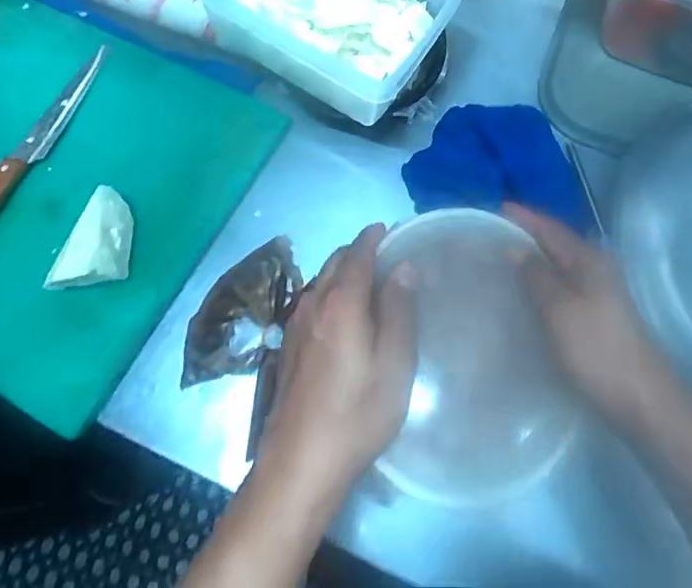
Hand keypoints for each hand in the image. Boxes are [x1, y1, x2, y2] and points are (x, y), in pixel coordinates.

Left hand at [263, 223, 416, 496]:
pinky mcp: (288, 347)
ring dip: (343, 272)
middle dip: (359, 251)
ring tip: (369, 280)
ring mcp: (295, 326)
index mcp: (341, 302)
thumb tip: (403, 266)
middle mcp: (313, 304)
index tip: (391, 227)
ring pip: (321, 282)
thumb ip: (400, 310)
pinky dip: (331, 292)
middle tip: (386, 253)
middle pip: (335, 263)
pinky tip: (343, 313)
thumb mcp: (395, 363)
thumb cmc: (357, 413)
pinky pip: (312, 302)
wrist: (299, 464)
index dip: (374, 237)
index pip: (358, 253)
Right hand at [507, 201, 674, 429]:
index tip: (498, 206)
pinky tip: (529, 292)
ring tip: (505, 258)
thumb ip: (536, 275)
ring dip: (536, 258)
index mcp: (588, 259)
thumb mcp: (559, 309)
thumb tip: (516, 248)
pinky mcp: (599, 315)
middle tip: (495, 231)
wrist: (641, 399)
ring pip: (561, 265)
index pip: (551, 228)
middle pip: (557, 243)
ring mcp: (600, 293)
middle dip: (529, 234)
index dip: (525, 217)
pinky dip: (544, 281)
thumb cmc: (596, 349)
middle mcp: (597, 268)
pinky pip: (564, 286)